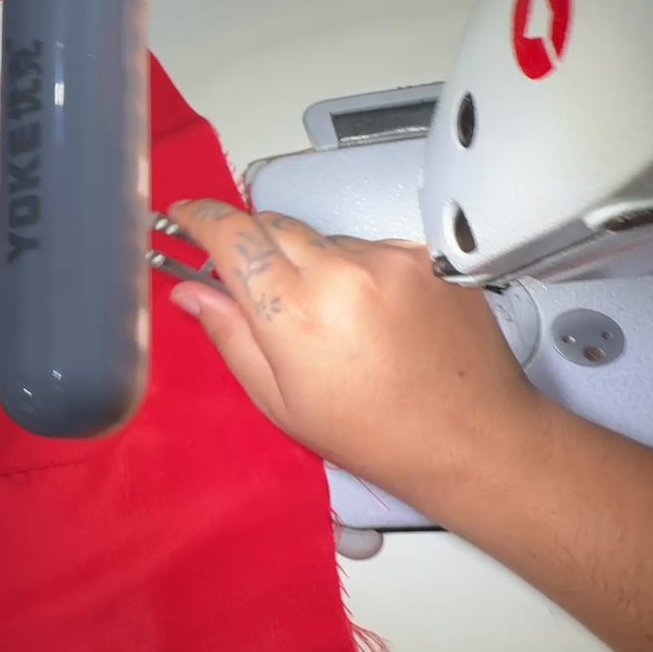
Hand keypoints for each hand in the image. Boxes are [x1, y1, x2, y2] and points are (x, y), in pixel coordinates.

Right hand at [166, 200, 547, 499]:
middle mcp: (342, 270)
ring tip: (320, 314)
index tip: (181, 215)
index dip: (197, 218)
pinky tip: (362, 310)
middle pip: (269, 223)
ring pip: (316, 235)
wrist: (471, 436)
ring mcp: (390, 257)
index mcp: (295, 311)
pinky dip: (346, 266)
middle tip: (245, 280)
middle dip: (245, 240)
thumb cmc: (369, 431)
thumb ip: (228, 334)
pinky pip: (362, 244)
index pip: (231, 235)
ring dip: (299, 258)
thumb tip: (190, 292)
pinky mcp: (425, 256)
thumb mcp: (276, 397)